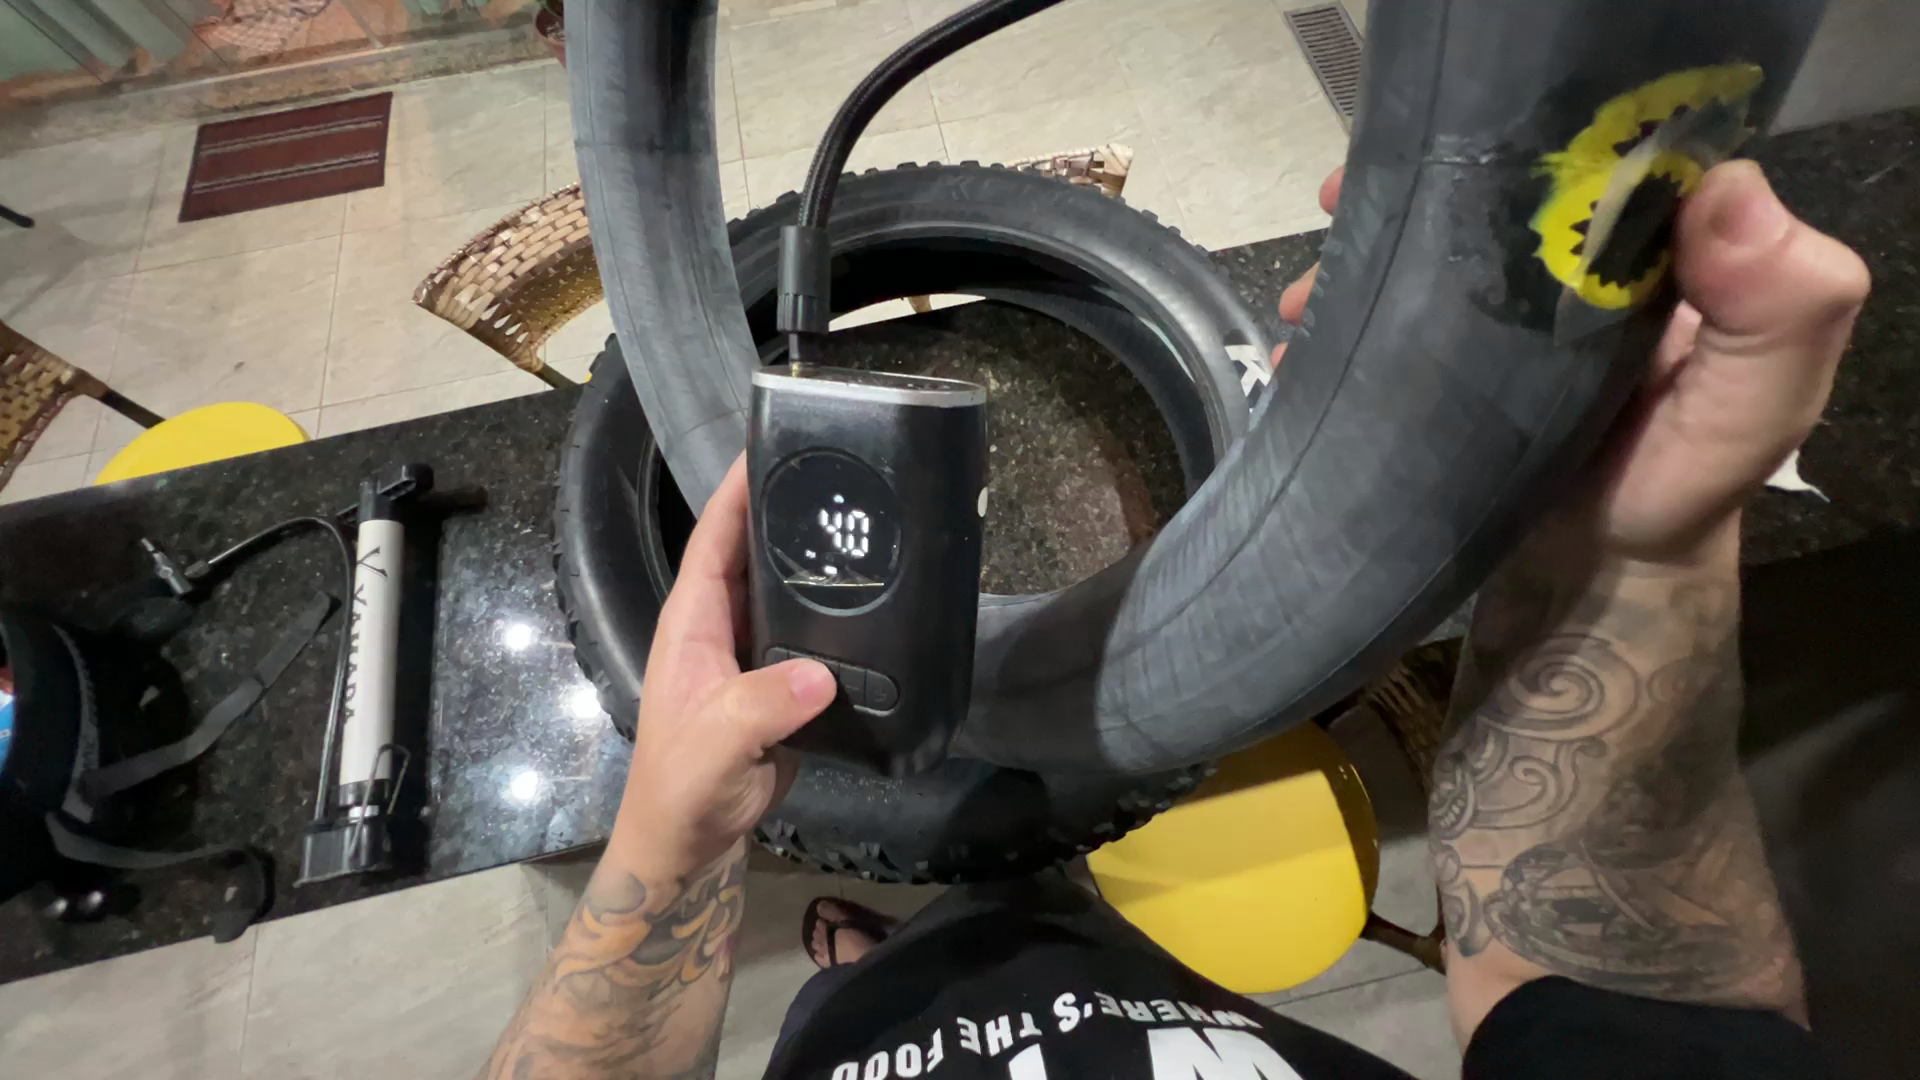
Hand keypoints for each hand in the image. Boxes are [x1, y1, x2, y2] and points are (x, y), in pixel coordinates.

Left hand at [612, 456, 837, 876]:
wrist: (694, 841)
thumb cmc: (684, 789)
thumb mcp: (714, 746)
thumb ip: (759, 707)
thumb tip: (822, 673)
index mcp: (694, 621)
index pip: (714, 537)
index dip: (737, 489)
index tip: (773, 444)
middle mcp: (723, 623)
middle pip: (753, 550)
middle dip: (785, 507)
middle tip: (841, 475)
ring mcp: (753, 650)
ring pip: (784, 585)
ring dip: (812, 555)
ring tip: (865, 523)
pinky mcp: (781, 678)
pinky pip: (809, 627)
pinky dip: (833, 605)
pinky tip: (872, 595)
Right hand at [1274, 161, 1869, 563]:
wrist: (1592, 566)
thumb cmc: (1679, 483)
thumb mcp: (1761, 396)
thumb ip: (1780, 301)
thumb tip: (1719, 186)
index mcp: (1629, 262)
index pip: (1565, 177)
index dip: (1501, 151)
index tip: (1430, 151)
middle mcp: (1547, 287)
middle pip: (1460, 224)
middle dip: (1390, 214)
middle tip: (1326, 215)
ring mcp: (1482, 340)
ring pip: (1408, 283)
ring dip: (1347, 279)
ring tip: (1298, 305)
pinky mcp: (1435, 386)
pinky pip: (1381, 347)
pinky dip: (1334, 344)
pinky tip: (1299, 357)